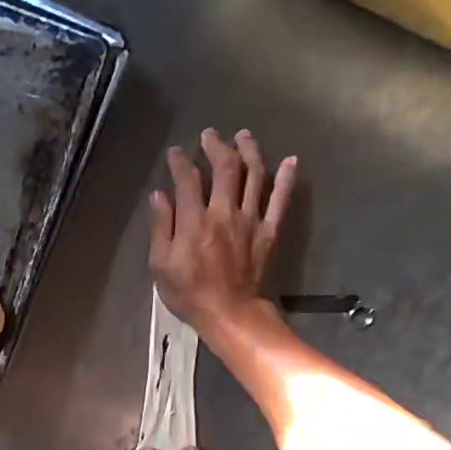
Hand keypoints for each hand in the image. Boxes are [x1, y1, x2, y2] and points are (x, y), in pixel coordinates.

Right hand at [149, 128, 299, 331]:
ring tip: (243, 136)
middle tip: (209, 135)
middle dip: (216, 146)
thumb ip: (161, 227)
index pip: (187, 180)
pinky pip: (280, 200)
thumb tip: (160, 195)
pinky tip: (290, 161)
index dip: (180, 162)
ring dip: (249, 151)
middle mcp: (224, 212)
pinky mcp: (268, 231)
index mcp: (195, 221)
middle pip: (225, 168)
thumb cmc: (189, 293)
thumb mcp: (161, 265)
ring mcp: (250, 220)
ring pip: (254, 175)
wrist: (230, 314)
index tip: (175, 153)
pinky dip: (286, 179)